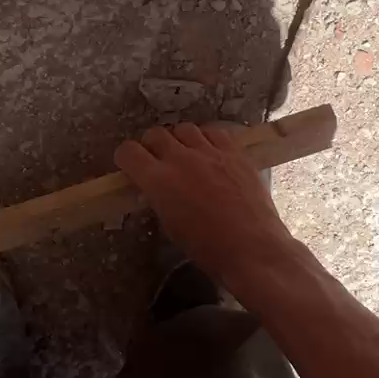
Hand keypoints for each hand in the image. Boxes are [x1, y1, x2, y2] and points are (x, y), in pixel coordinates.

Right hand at [114, 123, 298, 281]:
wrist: (252, 248)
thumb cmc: (207, 248)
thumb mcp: (170, 225)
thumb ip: (159, 197)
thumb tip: (158, 186)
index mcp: (158, 180)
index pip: (129, 152)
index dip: (126, 158)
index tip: (131, 166)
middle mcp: (181, 158)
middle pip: (156, 134)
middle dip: (152, 146)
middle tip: (158, 161)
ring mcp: (210, 152)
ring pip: (185, 128)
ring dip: (180, 140)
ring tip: (187, 155)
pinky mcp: (235, 151)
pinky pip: (215, 132)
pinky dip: (207, 138)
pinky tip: (211, 152)